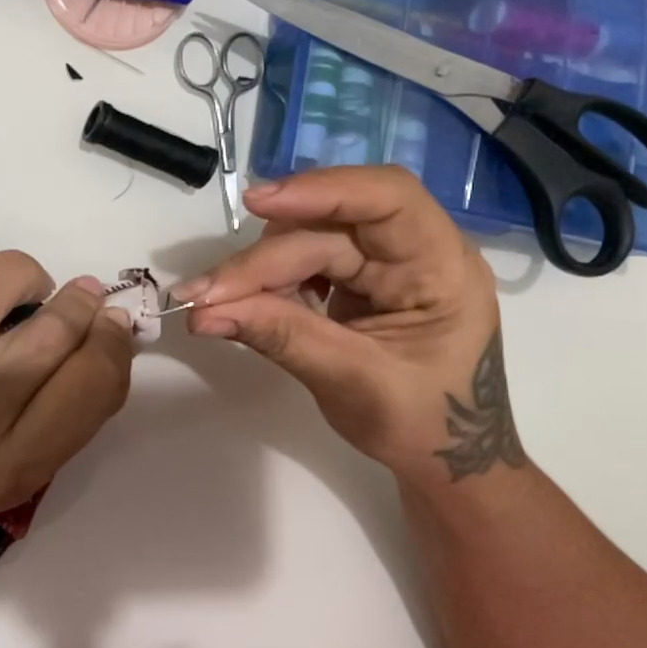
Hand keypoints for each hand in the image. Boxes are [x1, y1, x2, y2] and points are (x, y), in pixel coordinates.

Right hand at [173, 166, 518, 482]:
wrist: (444, 456)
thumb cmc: (421, 423)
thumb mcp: (353, 383)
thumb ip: (282, 337)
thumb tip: (204, 312)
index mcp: (442, 268)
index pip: (387, 199)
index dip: (321, 191)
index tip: (255, 203)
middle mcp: (413, 251)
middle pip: (326, 229)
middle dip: (261, 260)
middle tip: (201, 295)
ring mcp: (382, 263)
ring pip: (306, 241)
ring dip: (255, 269)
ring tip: (211, 302)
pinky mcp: (356, 277)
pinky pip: (302, 261)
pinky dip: (266, 280)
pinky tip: (243, 303)